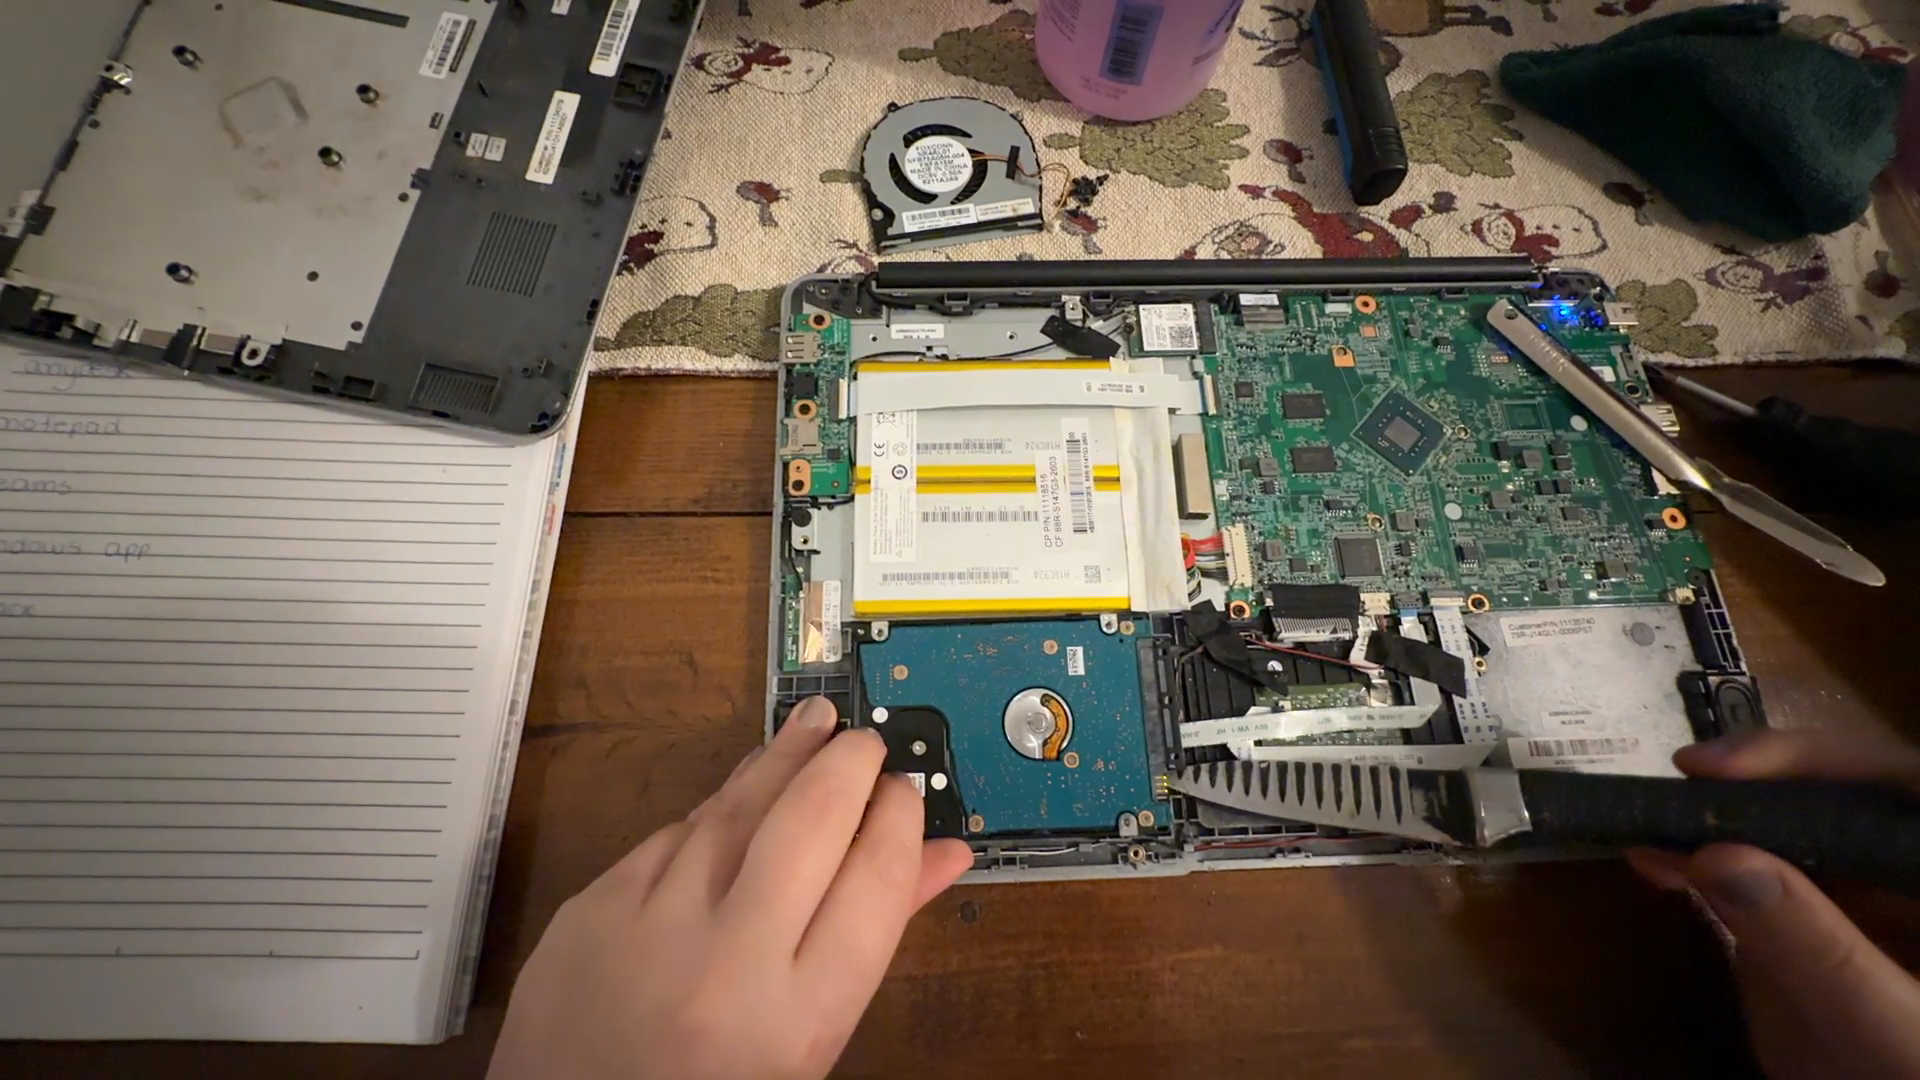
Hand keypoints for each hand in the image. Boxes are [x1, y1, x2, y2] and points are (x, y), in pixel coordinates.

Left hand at [489, 697, 974, 1079]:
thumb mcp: (812, 1035)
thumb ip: (877, 933)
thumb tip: (947, 851)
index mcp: (797, 1019)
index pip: (875, 879)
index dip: (901, 817)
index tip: (904, 789)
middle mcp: (726, 966)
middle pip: (810, 820)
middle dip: (849, 762)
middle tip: (866, 739)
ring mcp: (650, 928)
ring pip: (737, 806)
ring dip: (784, 756)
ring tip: (815, 722)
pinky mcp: (593, 906)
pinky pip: (676, 832)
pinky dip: (719, 807)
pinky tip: (742, 787)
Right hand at [1626, 729, 1919, 1079]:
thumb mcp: (1887, 1040)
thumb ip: (1816, 951)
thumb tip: (1715, 855)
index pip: (1901, 785)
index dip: (1814, 759)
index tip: (1717, 766)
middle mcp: (1910, 876)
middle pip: (1845, 798)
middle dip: (1758, 783)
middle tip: (1683, 778)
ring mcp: (1880, 903)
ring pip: (1801, 830)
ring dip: (1720, 821)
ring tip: (1650, 826)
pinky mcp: (1831, 926)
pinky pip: (1770, 871)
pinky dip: (1707, 861)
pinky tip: (1655, 864)